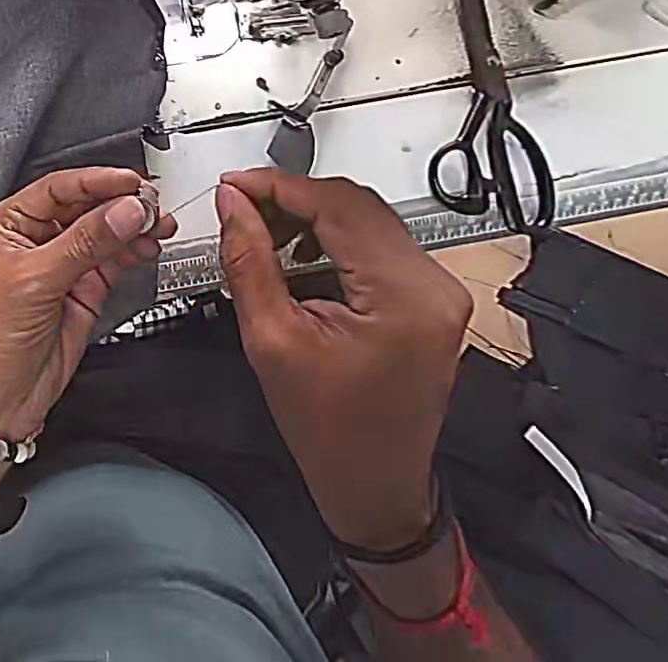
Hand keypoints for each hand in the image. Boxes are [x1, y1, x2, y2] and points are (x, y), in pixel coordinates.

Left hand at [0, 168, 175, 466]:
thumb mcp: (35, 279)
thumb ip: (84, 243)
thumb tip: (124, 210)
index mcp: (13, 223)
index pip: (60, 187)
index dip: (96, 181)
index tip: (130, 181)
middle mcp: (40, 238)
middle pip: (88, 206)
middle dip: (121, 202)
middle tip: (151, 203)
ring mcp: (66, 263)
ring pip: (107, 231)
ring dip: (135, 225)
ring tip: (159, 223)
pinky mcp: (86, 288)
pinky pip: (116, 259)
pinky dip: (136, 250)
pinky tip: (149, 244)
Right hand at [216, 169, 470, 550]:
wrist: (373, 481)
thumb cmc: (331, 430)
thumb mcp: (270, 338)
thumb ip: (248, 259)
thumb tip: (233, 206)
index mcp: (403, 297)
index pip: (336, 206)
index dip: (277, 186)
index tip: (235, 185)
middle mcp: (432, 286)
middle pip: (353, 203)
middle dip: (289, 197)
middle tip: (240, 205)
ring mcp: (434, 289)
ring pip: (362, 216)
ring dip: (307, 214)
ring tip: (261, 231)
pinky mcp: (424, 295)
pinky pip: (372, 240)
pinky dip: (328, 234)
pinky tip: (294, 251)